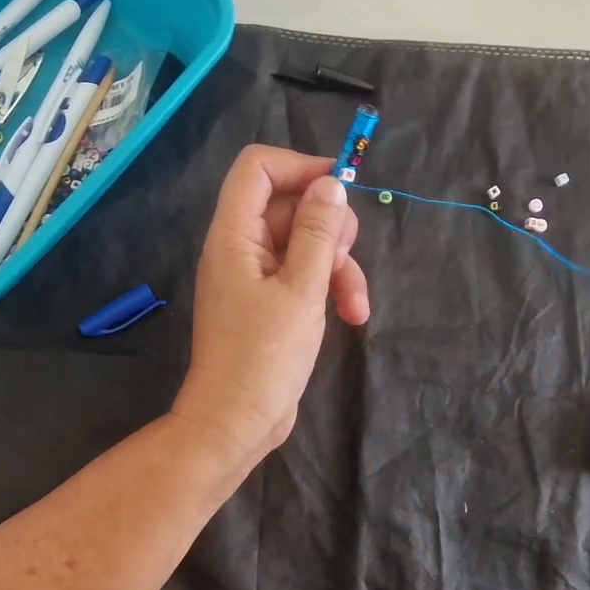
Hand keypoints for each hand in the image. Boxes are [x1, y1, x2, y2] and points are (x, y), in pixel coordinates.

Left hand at [171, 145, 368, 459]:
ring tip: (356, 304)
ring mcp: (253, 279)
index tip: (342, 185)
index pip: (258, 168)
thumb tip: (330, 184)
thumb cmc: (264, 356)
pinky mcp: (268, 306)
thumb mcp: (302, 289)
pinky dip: (328, 290)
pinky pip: (301, 278)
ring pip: (303, 246)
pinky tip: (352, 316)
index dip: (300, 166)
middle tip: (348, 255)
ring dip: (337, 268)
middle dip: (328, 227)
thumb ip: (317, 232)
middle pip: (288, 207)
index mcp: (234, 235)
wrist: (236, 423)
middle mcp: (239, 249)